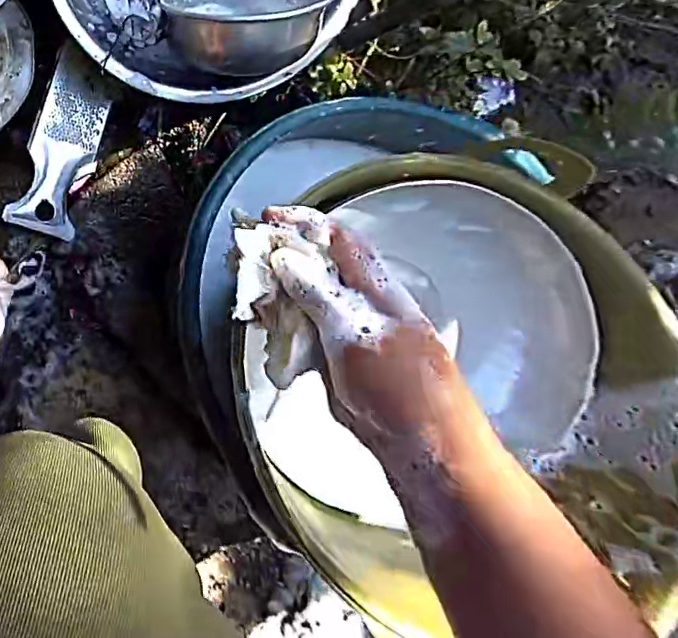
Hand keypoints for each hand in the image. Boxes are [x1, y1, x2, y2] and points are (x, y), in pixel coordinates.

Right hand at [260, 206, 486, 455]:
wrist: (429, 458)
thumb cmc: (407, 394)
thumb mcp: (358, 337)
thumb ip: (318, 295)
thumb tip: (284, 257)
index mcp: (377, 289)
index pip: (339, 239)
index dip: (304, 223)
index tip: (269, 218)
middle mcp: (361, 304)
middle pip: (315, 267)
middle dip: (280, 257)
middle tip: (248, 257)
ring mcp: (348, 333)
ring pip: (303, 299)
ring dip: (275, 293)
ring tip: (250, 296)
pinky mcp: (335, 360)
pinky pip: (301, 332)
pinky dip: (280, 326)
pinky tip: (265, 330)